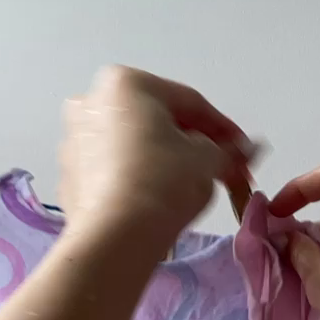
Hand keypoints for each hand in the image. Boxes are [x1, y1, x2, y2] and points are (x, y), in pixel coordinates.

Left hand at [58, 66, 252, 241]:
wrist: (115, 236)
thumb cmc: (163, 182)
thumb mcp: (207, 161)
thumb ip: (229, 150)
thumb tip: (250, 147)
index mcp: (126, 83)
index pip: (190, 102)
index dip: (226, 130)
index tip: (246, 152)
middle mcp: (92, 101)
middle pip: (159, 121)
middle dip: (195, 145)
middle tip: (223, 170)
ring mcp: (74, 139)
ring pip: (135, 145)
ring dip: (167, 160)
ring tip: (194, 186)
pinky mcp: (69, 176)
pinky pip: (116, 170)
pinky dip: (140, 179)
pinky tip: (160, 200)